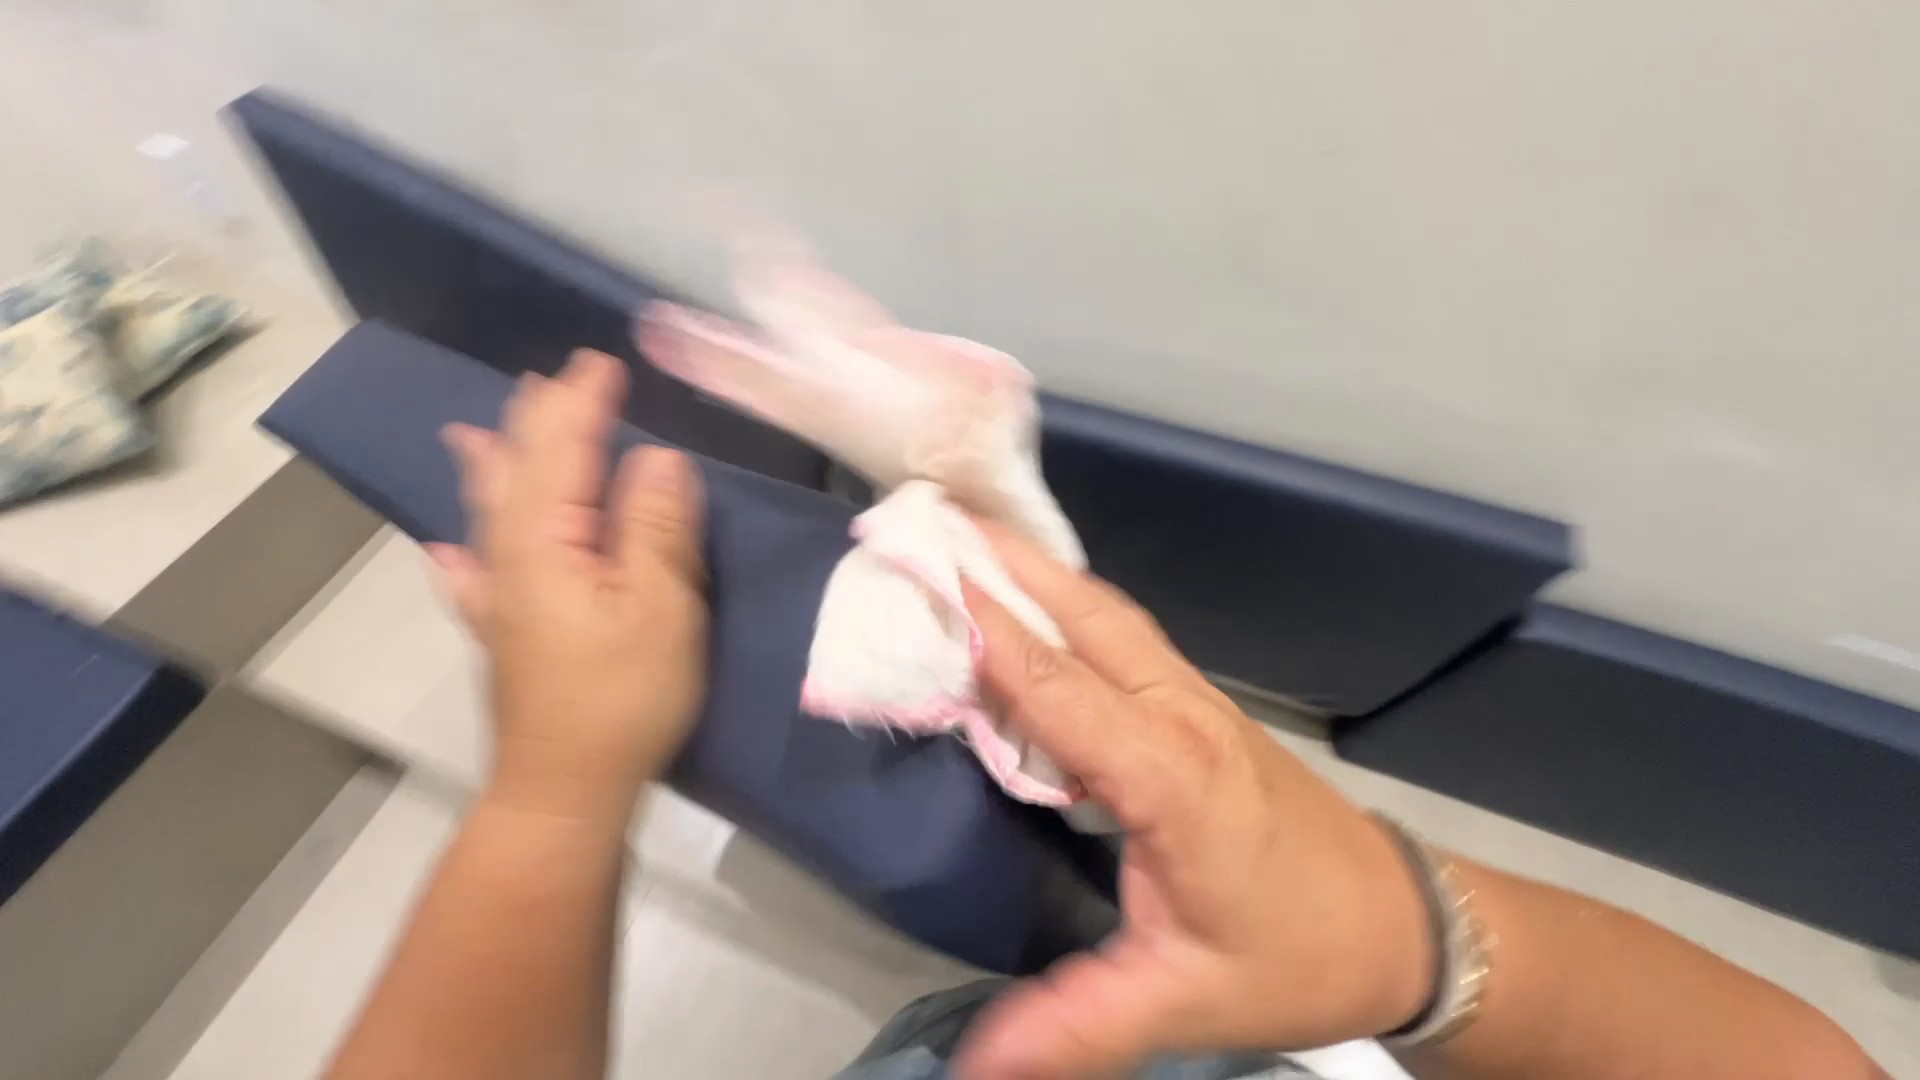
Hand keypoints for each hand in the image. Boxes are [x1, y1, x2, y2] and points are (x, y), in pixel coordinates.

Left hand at [427, 350, 707, 821]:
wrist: (564, 788)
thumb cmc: (624, 695)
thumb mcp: (661, 607)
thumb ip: (658, 527)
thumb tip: (657, 456)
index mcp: (549, 540)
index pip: (565, 451)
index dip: (585, 404)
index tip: (603, 361)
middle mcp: (510, 557)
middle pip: (518, 472)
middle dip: (539, 420)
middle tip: (553, 378)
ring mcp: (499, 598)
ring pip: (488, 515)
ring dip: (491, 466)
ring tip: (475, 430)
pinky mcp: (503, 635)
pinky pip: (471, 579)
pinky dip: (458, 554)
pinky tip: (443, 552)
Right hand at [954, 525, 1433, 1077]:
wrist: (1401, 922)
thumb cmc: (1293, 956)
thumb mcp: (1186, 1000)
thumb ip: (1079, 1023)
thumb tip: (974, 1064)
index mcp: (1169, 777)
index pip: (1060, 691)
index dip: (989, 636)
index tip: (927, 579)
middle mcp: (1178, 714)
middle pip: (1087, 617)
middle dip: (1010, 562)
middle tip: (939, 518)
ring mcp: (1193, 698)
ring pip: (1105, 614)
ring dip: (1038, 570)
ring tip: (972, 536)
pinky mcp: (1196, 702)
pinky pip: (1118, 635)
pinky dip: (1065, 601)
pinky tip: (1033, 596)